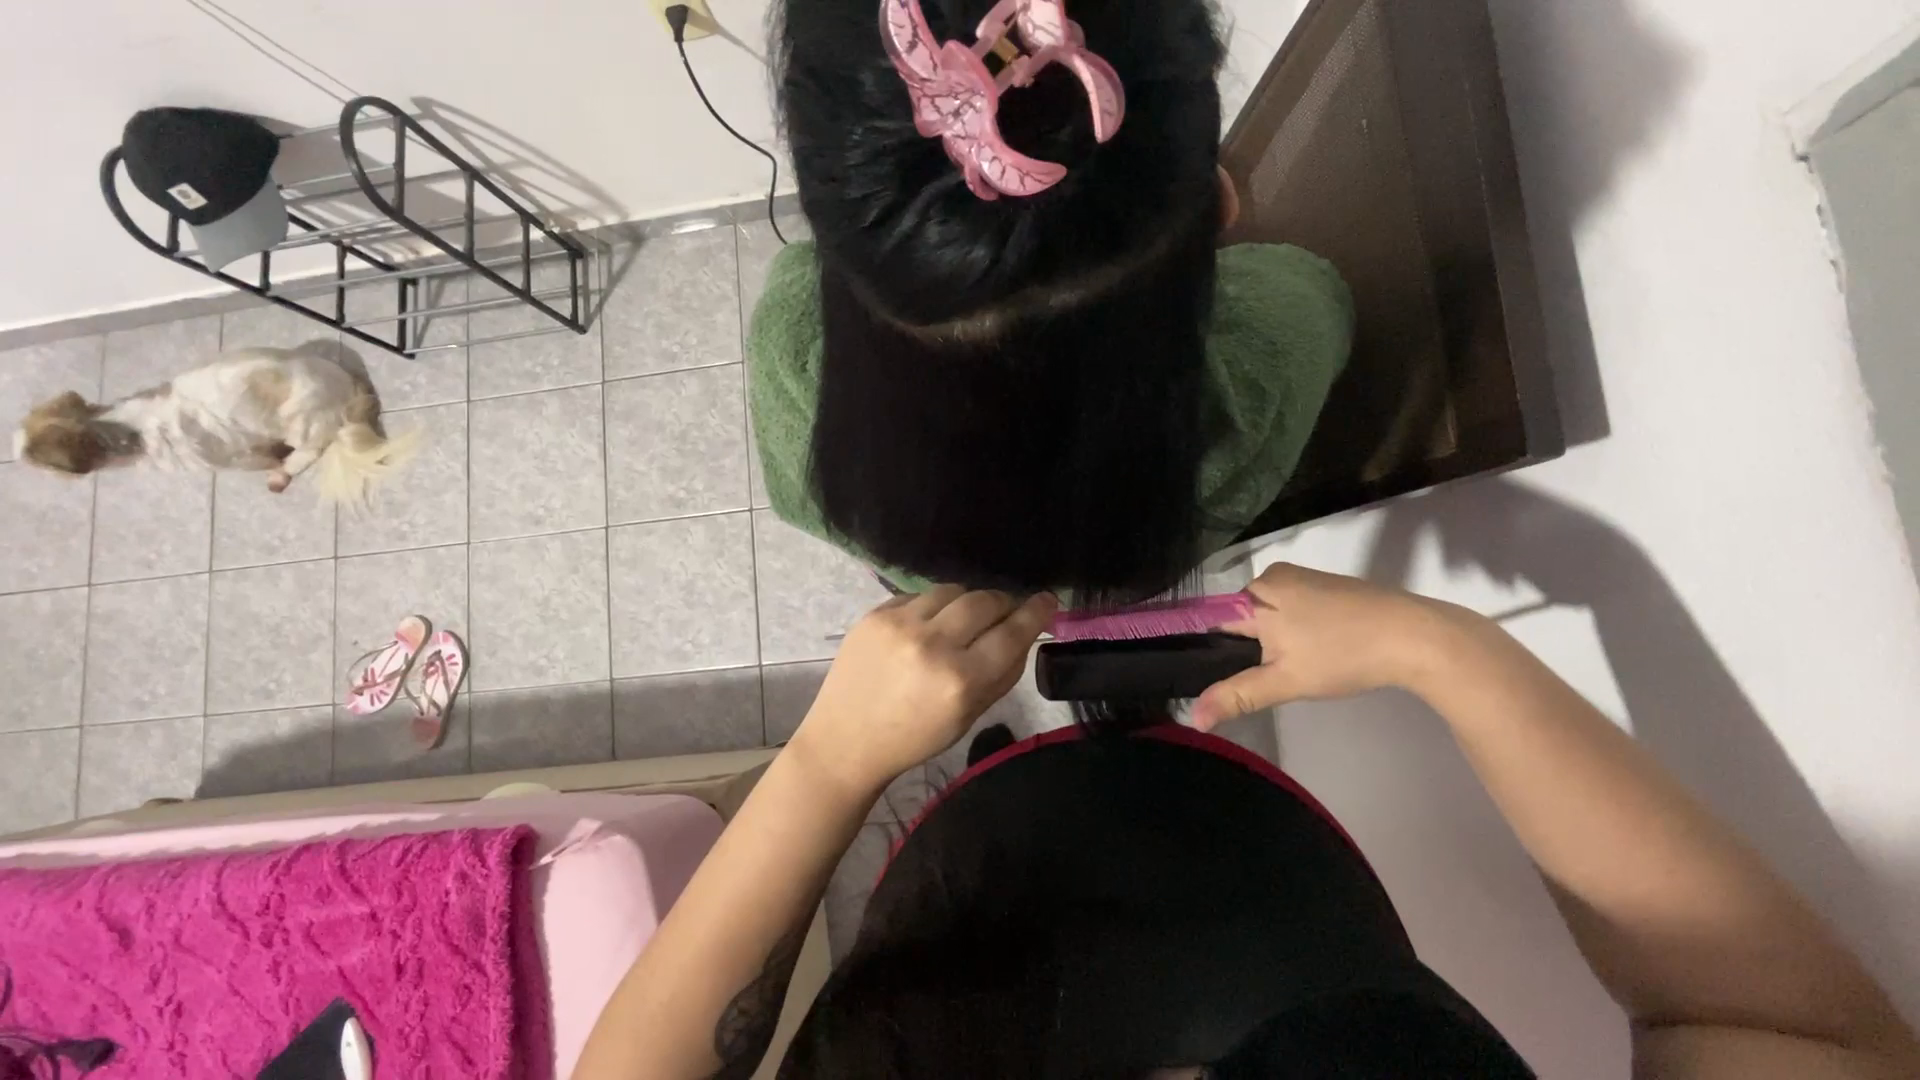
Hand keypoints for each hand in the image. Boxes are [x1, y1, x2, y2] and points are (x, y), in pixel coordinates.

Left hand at [790, 586, 1057, 793]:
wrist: (845, 740)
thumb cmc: (914, 738)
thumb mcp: (969, 717)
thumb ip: (1003, 674)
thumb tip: (1027, 633)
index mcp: (960, 681)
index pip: (1012, 633)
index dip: (1035, 612)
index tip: (1048, 600)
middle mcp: (932, 645)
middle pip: (984, 600)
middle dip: (1002, 603)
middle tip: (1006, 611)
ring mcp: (900, 625)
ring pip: (952, 591)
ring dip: (966, 602)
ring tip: (963, 621)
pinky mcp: (875, 614)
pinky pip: (919, 596)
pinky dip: (932, 608)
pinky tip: (927, 627)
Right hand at [1191, 563, 1473, 729]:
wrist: (1416, 636)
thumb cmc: (1343, 655)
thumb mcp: (1285, 681)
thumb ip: (1236, 696)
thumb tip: (1192, 719)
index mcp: (1255, 593)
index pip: (1210, 619)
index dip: (1205, 648)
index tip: (1207, 675)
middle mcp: (1271, 576)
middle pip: (1239, 617)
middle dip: (1244, 647)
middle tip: (1265, 678)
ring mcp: (1301, 577)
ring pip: (1267, 613)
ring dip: (1270, 640)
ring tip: (1293, 668)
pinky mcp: (1325, 584)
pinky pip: (1290, 607)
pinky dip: (1292, 629)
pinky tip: (1314, 651)